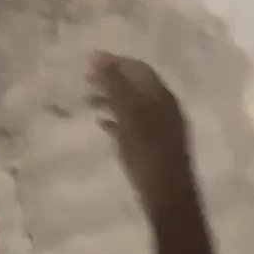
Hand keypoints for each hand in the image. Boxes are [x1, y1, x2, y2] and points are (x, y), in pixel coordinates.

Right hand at [90, 53, 197, 215]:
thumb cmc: (148, 151)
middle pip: (135, 85)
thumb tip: (98, 56)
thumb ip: (115, 84)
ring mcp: (160, 127)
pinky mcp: (154, 146)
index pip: (138, 68)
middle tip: (85, 80)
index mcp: (162, 96)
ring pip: (133, 105)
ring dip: (111, 99)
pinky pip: (133, 124)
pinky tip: (102, 124)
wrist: (168, 197)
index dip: (115, 62)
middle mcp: (164, 107)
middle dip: (111, 80)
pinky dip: (116, 120)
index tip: (89, 62)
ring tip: (87, 102)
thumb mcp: (129, 114)